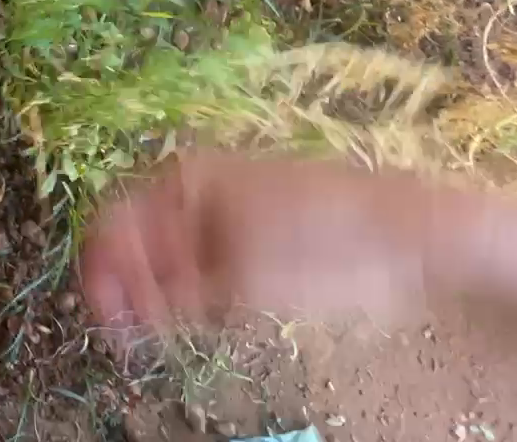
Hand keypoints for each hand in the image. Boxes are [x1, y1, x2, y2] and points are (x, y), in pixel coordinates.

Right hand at [79, 150, 457, 332]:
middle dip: (126, 281)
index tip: (108, 326)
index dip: (102, 276)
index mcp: (176, 181)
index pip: (112, 225)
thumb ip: (171, 291)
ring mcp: (219, 197)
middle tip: (132, 334)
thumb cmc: (320, 247)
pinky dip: (187, 279)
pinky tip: (200, 308)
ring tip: (166, 328)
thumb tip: (118, 305)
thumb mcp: (241, 280)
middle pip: (132, 231)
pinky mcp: (248, 217)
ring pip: (162, 241)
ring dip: (154, 284)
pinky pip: (196, 244)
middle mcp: (187, 181)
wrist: (414, 231)